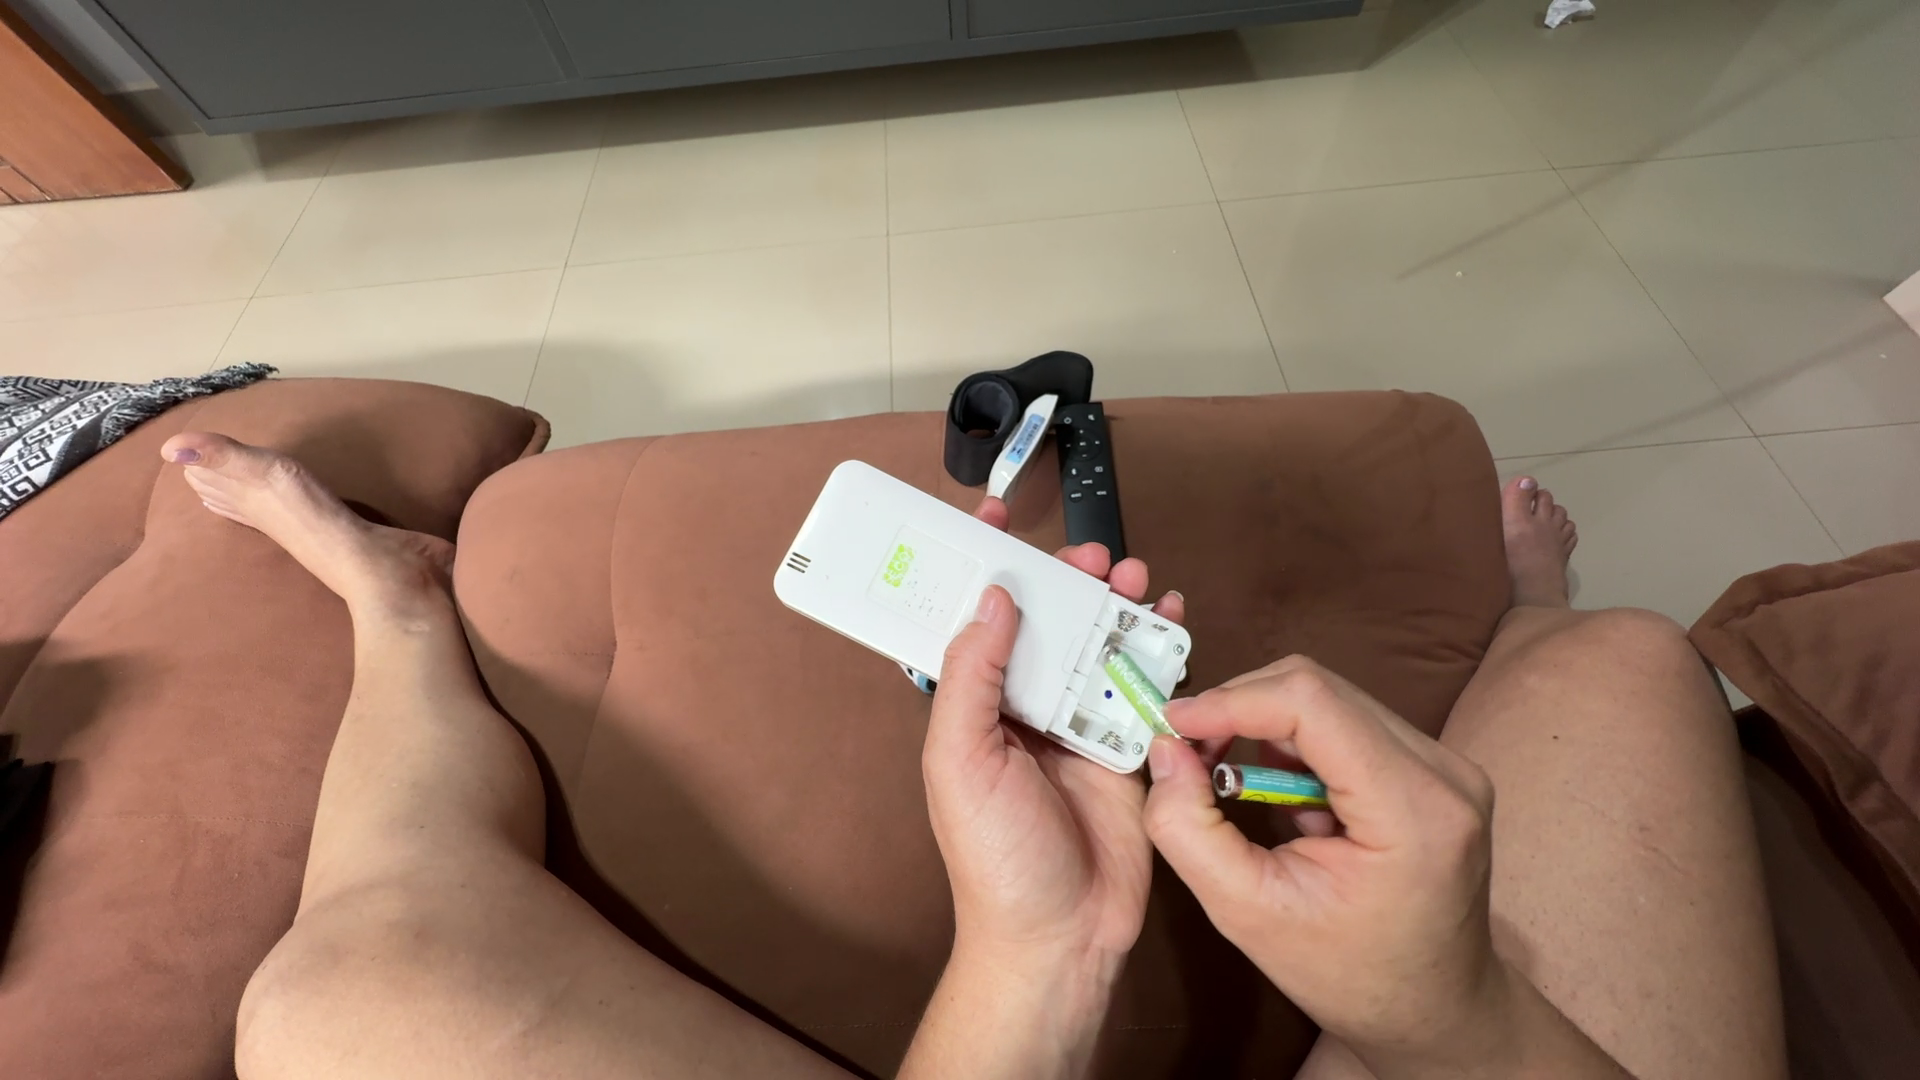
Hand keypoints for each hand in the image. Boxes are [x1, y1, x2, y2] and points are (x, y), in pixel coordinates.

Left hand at [900, 497, 1180, 1078]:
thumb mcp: (961, 759)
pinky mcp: (1122, 742)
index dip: (979, 566)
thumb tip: (994, 599)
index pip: (971, 617)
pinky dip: (1157, 646)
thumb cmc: (994, 855)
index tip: (990, 518)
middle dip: (1065, 577)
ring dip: (1115, 602)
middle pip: (1044, 619)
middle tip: (1090, 554)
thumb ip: (972, 677)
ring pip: (1095, 641)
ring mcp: (1074, 719)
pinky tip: (1172, 617)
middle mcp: (1021, 702)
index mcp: (972, 702)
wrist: (1060, 935)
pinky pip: (1140, 681)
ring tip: (1135, 574)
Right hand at [1142, 657, 1508, 1072]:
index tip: (1174, 724)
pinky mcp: (1426, 763)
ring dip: (1257, 718)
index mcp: (1413, 811)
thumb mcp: (1245, 912)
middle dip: (1237, 707)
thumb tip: (1164, 748)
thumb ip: (1186, 828)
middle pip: (1314, 686)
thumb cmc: (1345, 972)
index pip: (1311, 703)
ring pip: (1322, 693)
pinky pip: (1337, 714)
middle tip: (1189, 750)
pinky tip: (1270, 784)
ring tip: (1224, 772)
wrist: (1434, 1011)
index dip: (1232, 700)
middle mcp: (1440, 771)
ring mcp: (1440, 762)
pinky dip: (1284, 734)